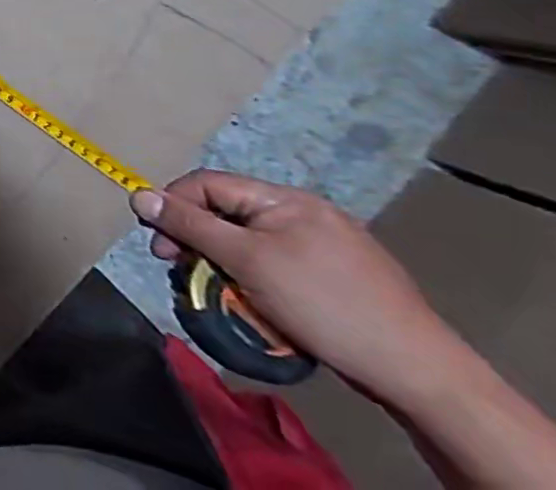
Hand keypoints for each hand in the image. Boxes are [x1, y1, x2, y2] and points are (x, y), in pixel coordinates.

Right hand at [131, 170, 464, 402]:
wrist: (418, 371)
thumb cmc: (323, 304)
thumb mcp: (246, 260)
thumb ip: (189, 225)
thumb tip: (138, 195)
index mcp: (284, 199)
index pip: (207, 184)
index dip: (173, 206)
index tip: (159, 244)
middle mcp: (303, 212)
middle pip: (225, 212)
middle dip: (197, 241)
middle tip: (182, 272)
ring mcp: (323, 244)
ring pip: (247, 241)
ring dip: (223, 264)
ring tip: (221, 294)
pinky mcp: (334, 275)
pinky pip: (274, 263)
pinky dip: (253, 279)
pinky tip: (256, 303)